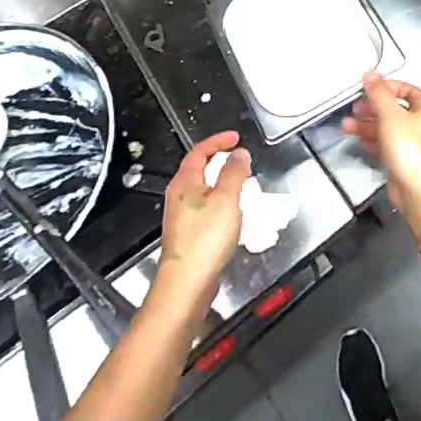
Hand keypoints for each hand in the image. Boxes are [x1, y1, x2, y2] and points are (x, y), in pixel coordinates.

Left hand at [152, 131, 247, 316]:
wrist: (186, 283)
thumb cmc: (205, 239)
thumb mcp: (226, 200)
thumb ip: (234, 173)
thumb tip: (239, 153)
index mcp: (184, 182)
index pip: (199, 151)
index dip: (218, 141)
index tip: (235, 137)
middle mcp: (178, 195)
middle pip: (198, 169)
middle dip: (220, 161)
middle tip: (240, 160)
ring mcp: (181, 216)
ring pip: (202, 190)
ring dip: (222, 183)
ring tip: (242, 185)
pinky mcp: (188, 234)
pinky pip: (205, 208)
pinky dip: (221, 203)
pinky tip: (233, 215)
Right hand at [341, 72, 420, 235]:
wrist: (417, 190)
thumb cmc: (409, 149)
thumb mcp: (391, 115)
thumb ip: (378, 93)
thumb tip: (370, 73)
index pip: (408, 90)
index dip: (390, 86)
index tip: (371, 87)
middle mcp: (418, 124)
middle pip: (393, 108)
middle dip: (372, 107)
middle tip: (355, 108)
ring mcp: (409, 142)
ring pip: (385, 127)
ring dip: (366, 124)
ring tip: (346, 125)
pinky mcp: (399, 158)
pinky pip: (382, 143)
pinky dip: (370, 139)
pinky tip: (357, 138)